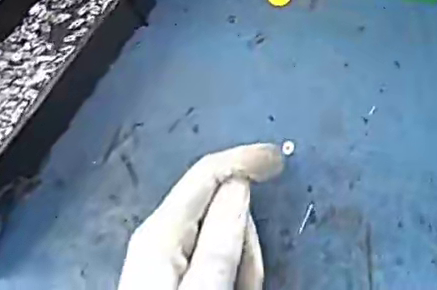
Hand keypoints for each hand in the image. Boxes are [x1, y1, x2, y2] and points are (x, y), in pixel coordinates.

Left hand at [118, 143, 284, 289]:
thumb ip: (218, 241)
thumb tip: (239, 182)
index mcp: (159, 233)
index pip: (207, 172)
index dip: (245, 158)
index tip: (280, 161)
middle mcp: (156, 236)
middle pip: (215, 200)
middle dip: (245, 229)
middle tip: (256, 280)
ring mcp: (159, 258)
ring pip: (216, 229)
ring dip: (240, 254)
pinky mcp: (166, 278)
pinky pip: (208, 252)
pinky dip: (227, 266)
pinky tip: (232, 286)